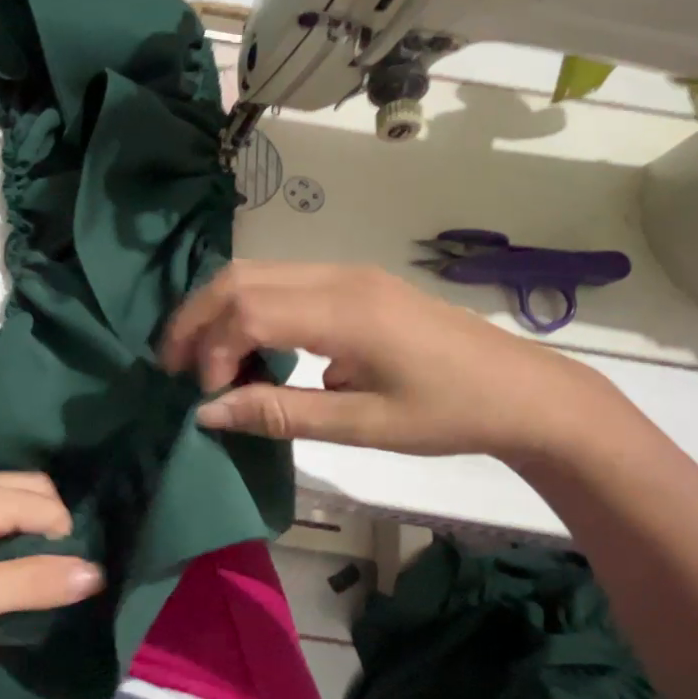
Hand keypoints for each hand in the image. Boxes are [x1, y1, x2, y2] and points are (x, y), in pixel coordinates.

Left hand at [0, 474, 103, 640]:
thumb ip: (34, 582)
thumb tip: (95, 573)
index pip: (50, 506)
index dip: (64, 542)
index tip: (55, 581)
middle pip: (31, 486)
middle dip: (49, 521)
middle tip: (41, 570)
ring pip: (3, 491)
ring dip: (22, 520)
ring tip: (16, 566)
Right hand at [159, 262, 626, 461]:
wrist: (523, 392)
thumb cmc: (447, 414)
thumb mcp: (360, 426)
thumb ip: (278, 413)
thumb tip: (206, 412)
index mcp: (344, 311)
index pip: (247, 310)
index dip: (212, 351)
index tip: (210, 397)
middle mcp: (338, 277)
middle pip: (239, 278)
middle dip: (196, 321)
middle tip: (174, 369)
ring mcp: (346, 273)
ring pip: (254, 272)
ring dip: (216, 312)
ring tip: (201, 360)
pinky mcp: (352, 282)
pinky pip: (278, 281)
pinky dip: (245, 309)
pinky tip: (246, 348)